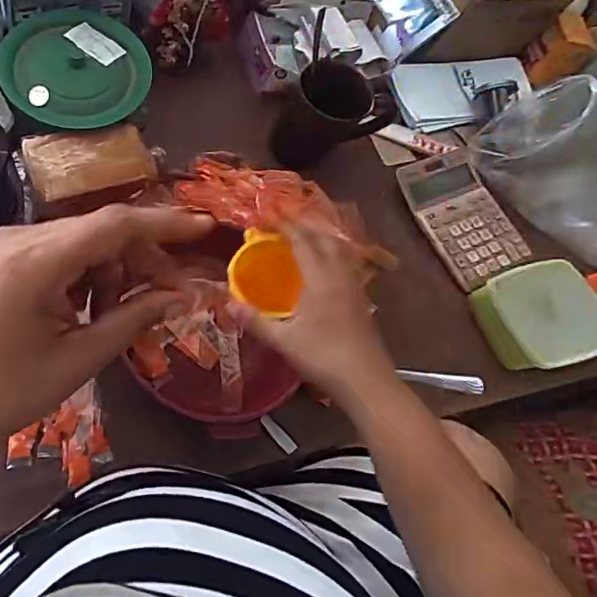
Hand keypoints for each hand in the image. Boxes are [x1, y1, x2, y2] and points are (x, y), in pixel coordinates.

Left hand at [0, 205, 215, 446]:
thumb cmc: (8, 392)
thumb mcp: (80, 357)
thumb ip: (134, 317)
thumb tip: (181, 296)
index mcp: (36, 260)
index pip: (114, 223)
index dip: (164, 223)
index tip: (203, 227)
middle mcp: (18, 237)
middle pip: (100, 229)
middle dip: (140, 258)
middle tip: (167, 296)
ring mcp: (6, 243)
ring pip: (81, 239)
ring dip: (111, 268)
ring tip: (114, 315)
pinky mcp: (1, 255)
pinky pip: (58, 250)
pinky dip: (83, 272)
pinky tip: (87, 308)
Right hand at [228, 220, 397, 396]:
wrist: (367, 382)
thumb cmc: (323, 358)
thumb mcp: (283, 341)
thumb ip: (256, 321)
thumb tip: (230, 304)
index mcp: (321, 280)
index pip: (303, 242)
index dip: (286, 225)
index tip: (269, 214)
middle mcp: (340, 277)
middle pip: (325, 239)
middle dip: (305, 225)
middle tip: (285, 219)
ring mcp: (355, 288)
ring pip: (341, 250)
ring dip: (322, 237)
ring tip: (304, 234)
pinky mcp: (361, 300)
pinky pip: (347, 263)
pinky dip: (333, 253)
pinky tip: (324, 264)